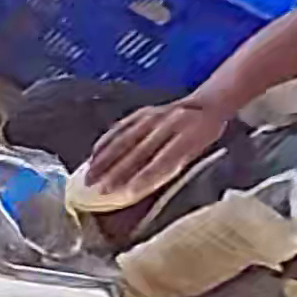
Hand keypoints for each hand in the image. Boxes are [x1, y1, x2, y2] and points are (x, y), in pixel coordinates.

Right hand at [85, 97, 230, 195]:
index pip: (163, 160)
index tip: (126, 193)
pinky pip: (117, 130)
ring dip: (103, 161)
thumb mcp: (197, 151)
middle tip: (100, 190)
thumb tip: (141, 186)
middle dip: (117, 173)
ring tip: (88, 178)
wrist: (208, 103)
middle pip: (138, 151)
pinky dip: (103, 145)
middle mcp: (169, 122)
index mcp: (190, 134)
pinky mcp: (140, 113)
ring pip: (123, 140)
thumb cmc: (202, 136)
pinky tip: (91, 159)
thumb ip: (172, 167)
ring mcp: (153, 116)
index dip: (144, 177)